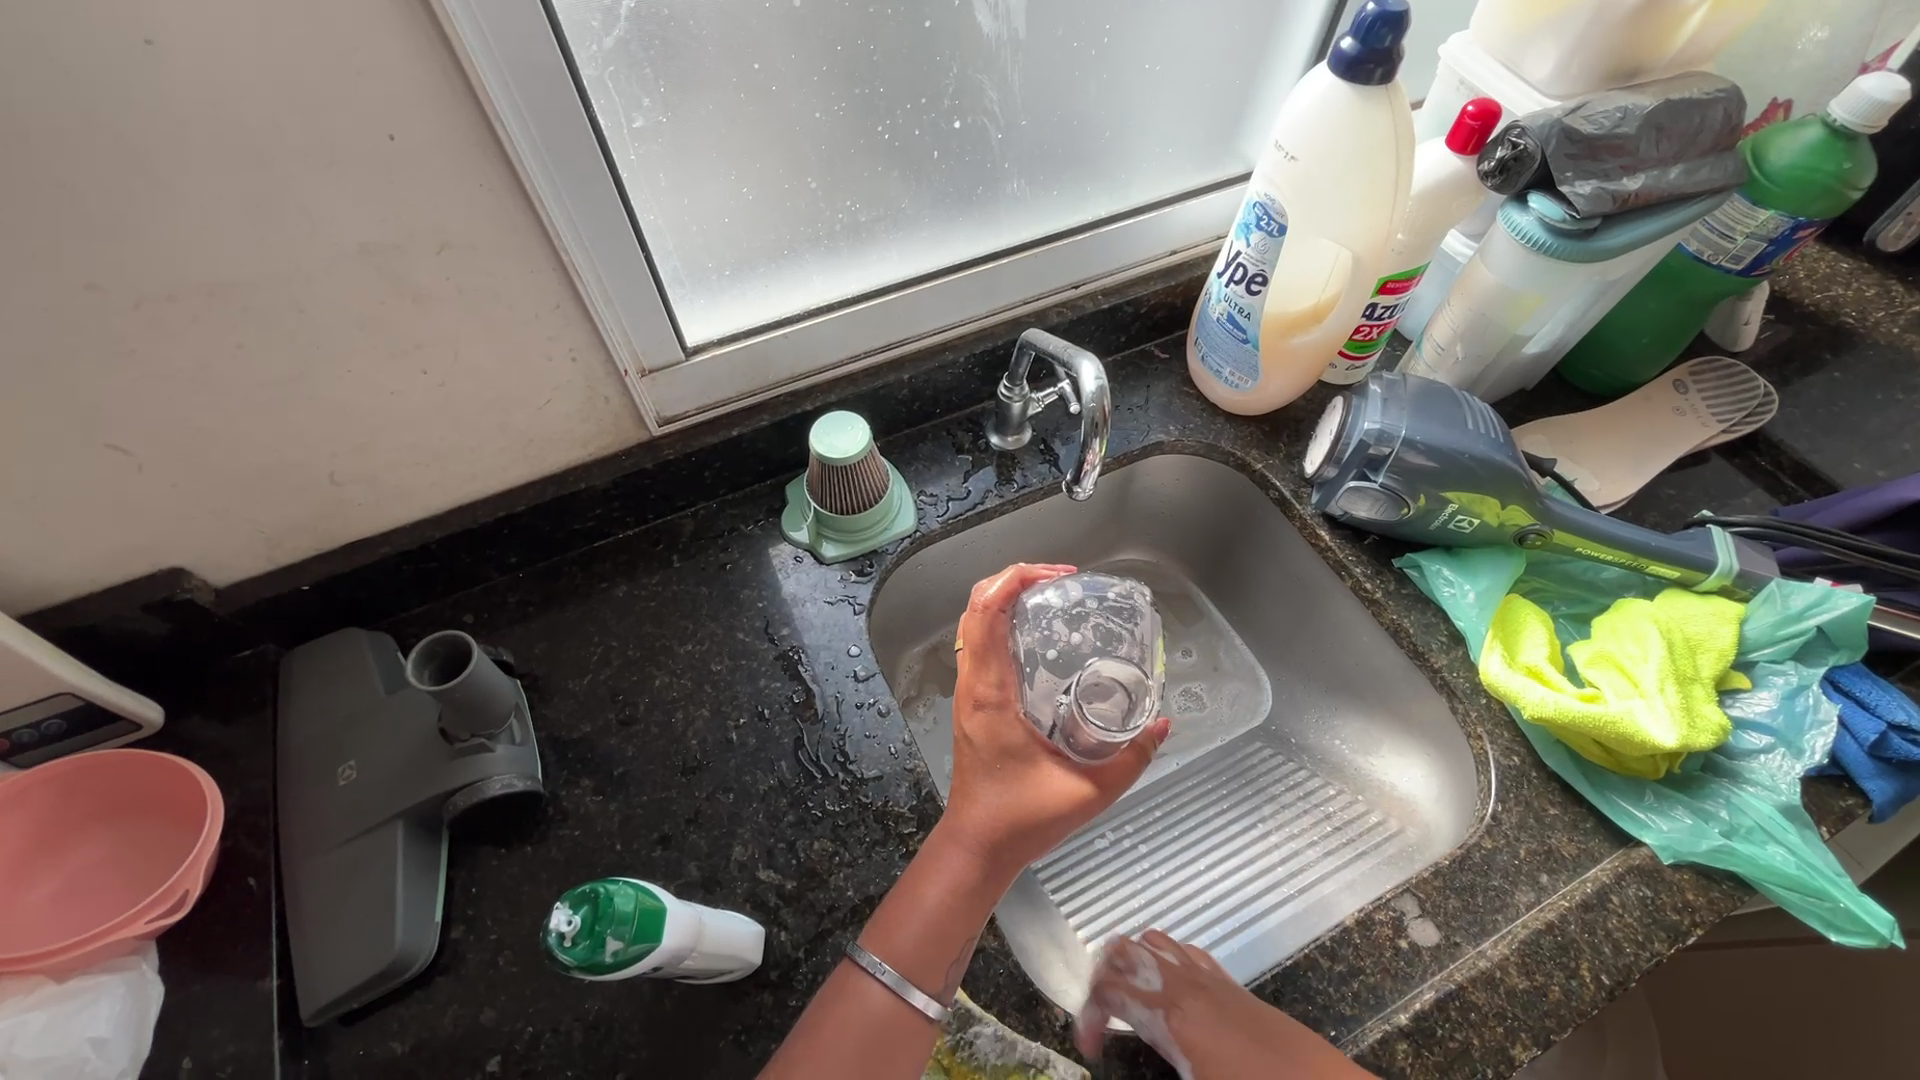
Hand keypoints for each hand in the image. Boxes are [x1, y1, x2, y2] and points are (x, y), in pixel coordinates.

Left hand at [939, 563, 1170, 878]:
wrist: (977, 846)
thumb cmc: (1022, 820)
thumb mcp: (1089, 792)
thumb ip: (1132, 759)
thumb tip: (1162, 725)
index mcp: (990, 693)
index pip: (986, 613)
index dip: (1017, 579)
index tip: (1059, 576)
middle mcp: (972, 684)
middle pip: (975, 608)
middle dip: (1014, 579)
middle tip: (1061, 580)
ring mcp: (967, 693)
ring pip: (973, 624)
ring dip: (1005, 599)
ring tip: (1051, 597)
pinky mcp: (971, 704)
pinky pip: (978, 646)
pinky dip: (1000, 624)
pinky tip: (1038, 636)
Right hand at [1075, 932, 1375, 1079]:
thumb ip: (1157, 1066)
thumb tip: (1125, 1062)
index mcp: (1168, 1014)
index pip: (1107, 992)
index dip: (1087, 1016)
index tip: (1093, 1049)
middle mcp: (1181, 983)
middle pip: (1123, 950)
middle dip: (1101, 975)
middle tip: (1102, 1016)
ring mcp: (1205, 977)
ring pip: (1153, 940)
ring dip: (1132, 963)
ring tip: (1130, 999)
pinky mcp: (1228, 982)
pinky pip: (1186, 951)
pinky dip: (1167, 960)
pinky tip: (1172, 992)